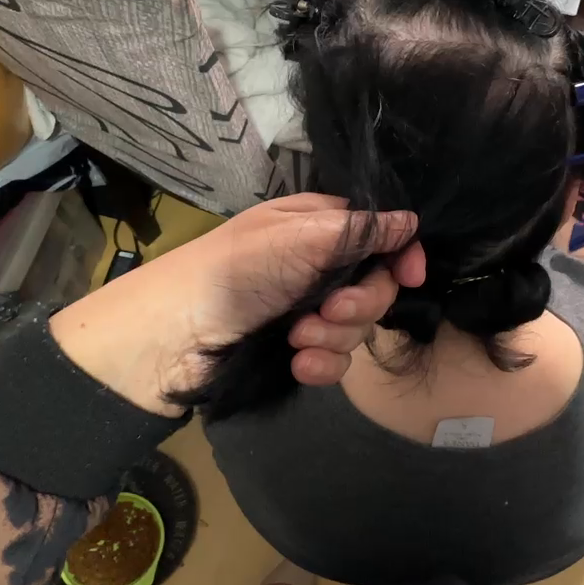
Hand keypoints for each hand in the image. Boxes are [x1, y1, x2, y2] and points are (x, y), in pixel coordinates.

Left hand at [50, 195, 425, 415]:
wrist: (171, 337)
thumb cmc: (236, 272)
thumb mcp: (301, 238)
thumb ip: (360, 231)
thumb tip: (412, 220)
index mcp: (320, 226)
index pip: (380, 236)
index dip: (401, 255)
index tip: (411, 275)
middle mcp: (320, 265)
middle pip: (376, 286)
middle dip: (359, 304)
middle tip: (327, 309)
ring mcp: (309, 307)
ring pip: (358, 327)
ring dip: (333, 335)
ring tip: (297, 337)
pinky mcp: (298, 347)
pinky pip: (337, 359)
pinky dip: (322, 363)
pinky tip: (298, 363)